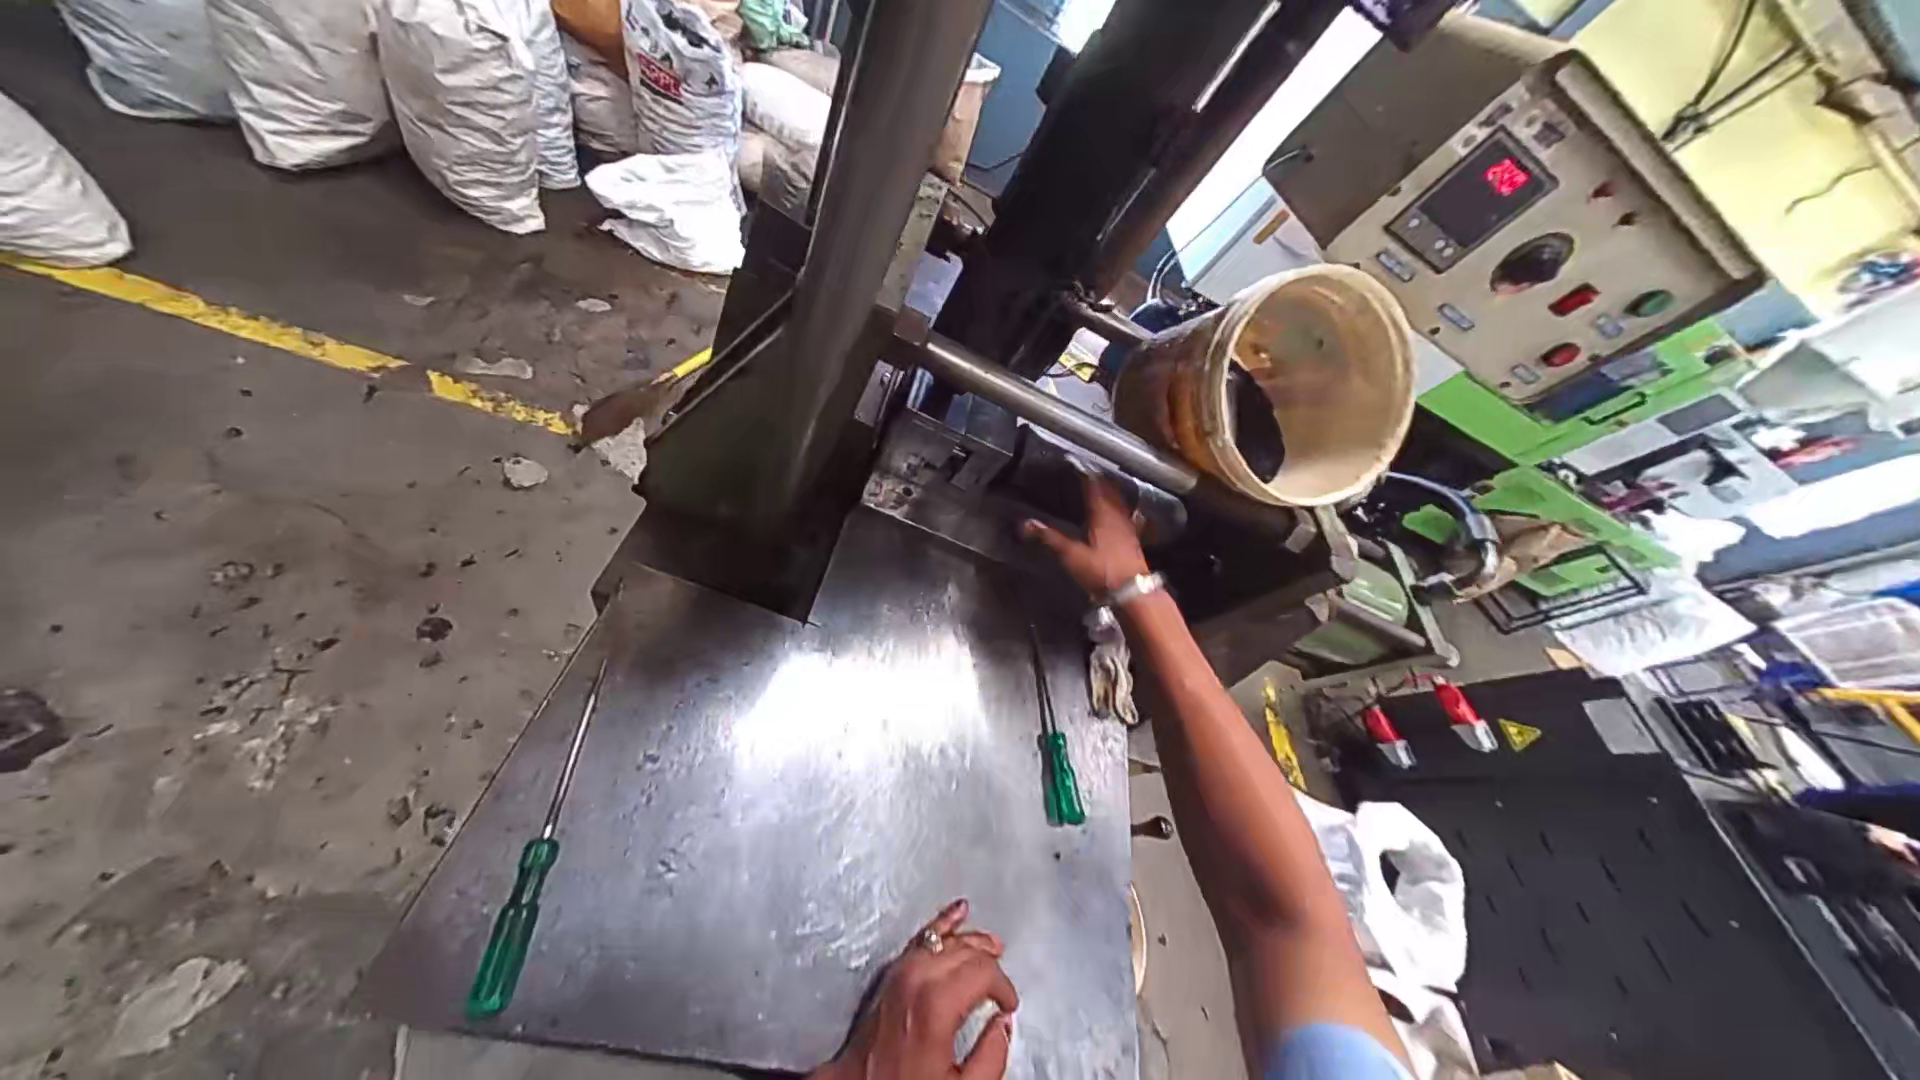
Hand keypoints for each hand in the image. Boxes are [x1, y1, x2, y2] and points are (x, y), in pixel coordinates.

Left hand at [812, 899, 1018, 1079]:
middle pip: (964, 952)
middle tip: (1002, 980)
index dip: (1002, 986)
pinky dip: (941, 924)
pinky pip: (921, 939)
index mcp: (936, 1003)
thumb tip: (1003, 1025)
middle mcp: (917, 977)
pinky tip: (956, 914)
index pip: (982, 972)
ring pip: (945, 939)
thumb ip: (991, 1056)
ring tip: (991, 944)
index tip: (1009, 1004)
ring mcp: (900, 972)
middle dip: (989, 961)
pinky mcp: (890, 974)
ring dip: (970, 940)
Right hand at [1021, 471, 1150, 596]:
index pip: (1093, 484)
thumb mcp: (1070, 554)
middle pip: (1109, 489)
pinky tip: (1120, 514)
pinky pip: (1126, 516)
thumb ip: (1049, 537)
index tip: (1075, 464)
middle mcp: (1118, 514)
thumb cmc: (1101, 570)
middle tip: (1087, 472)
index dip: (1084, 473)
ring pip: (1119, 501)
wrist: (1132, 591)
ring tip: (1101, 487)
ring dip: (1110, 492)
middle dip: (1098, 479)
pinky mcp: (1134, 538)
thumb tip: (1025, 523)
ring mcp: (1128, 526)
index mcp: (1102, 512)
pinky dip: (1120, 510)